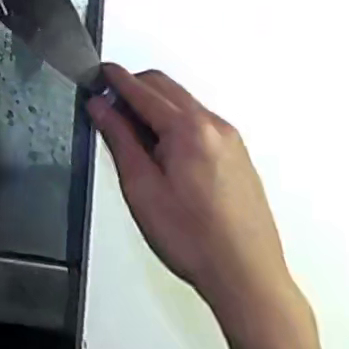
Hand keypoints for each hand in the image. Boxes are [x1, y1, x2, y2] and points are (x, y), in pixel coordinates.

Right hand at [89, 65, 325, 348]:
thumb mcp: (142, 189)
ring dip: (157, 106)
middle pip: (165, 87)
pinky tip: (164, 150)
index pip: (143, 90)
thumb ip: (119, 139)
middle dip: (135, 88)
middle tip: (111, 104)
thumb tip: (102, 107)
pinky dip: (177, 121)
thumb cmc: (197, 241)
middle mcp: (213, 124)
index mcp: (188, 129)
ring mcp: (229, 137)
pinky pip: (200, 120)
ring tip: (135, 136)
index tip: (102, 73)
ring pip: (183, 103)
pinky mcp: (237, 151)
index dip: (117, 79)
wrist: (246, 276)